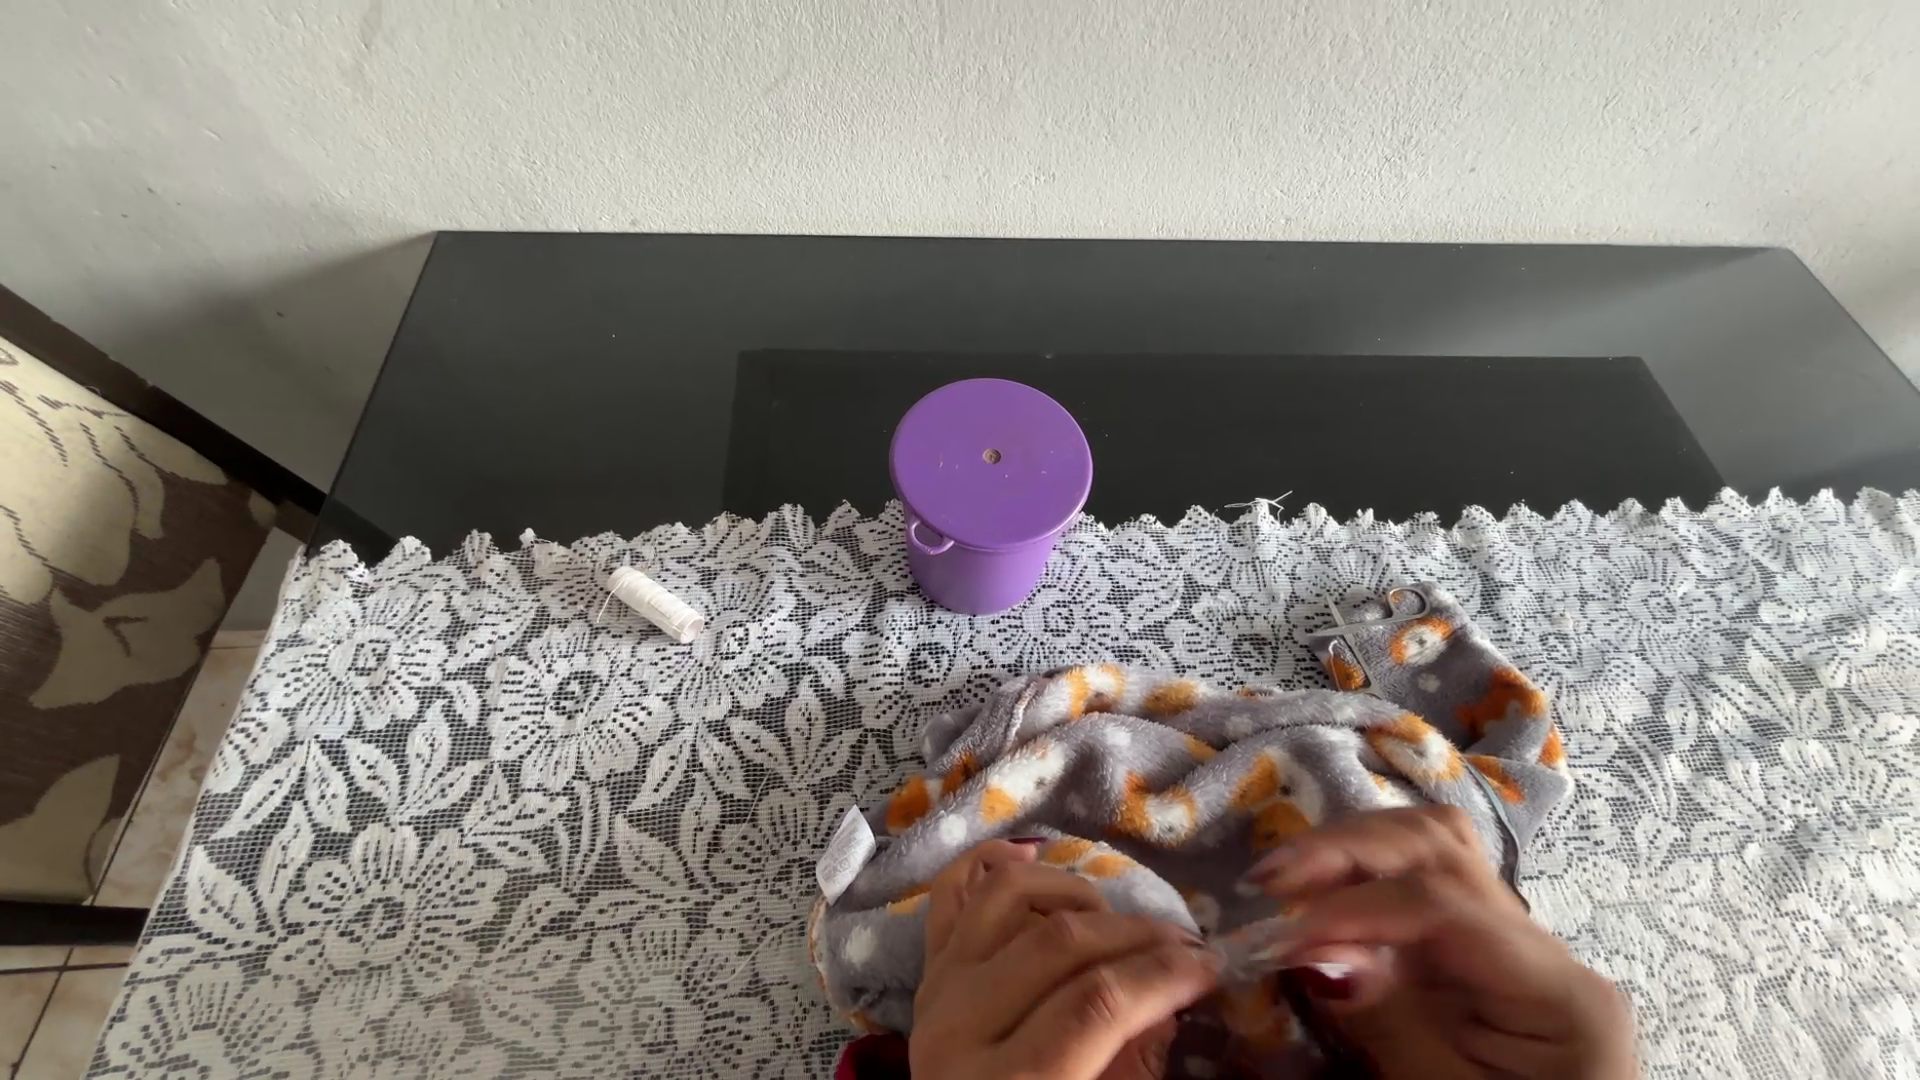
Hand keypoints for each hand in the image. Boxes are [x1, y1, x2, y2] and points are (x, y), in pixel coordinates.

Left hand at [911, 839, 1219, 1079]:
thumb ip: (1135, 1060)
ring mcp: (935, 989)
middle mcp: (957, 1026)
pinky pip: (950, 893)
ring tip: (1113, 917)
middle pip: (1056, 944)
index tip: (1210, 963)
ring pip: (1005, 897)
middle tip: (1183, 940)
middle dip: (1132, 934)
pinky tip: (1028, 853)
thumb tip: (1170, 988)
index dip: (1160, 974)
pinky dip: (988, 863)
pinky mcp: (928, 970)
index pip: (1093, 1005)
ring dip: (1070, 891)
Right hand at [1246, 807, 1636, 1079]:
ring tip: (1284, 874)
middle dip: (1339, 849)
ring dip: (1345, 843)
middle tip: (1265, 878)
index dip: (1351, 908)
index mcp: (1555, 987)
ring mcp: (1502, 926)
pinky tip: (1316, 880)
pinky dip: (1359, 860)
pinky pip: (1413, 866)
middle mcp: (1535, 936)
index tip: (1283, 934)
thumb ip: (1388, 1022)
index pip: (1439, 903)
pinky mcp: (1467, 932)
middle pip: (1432, 843)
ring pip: (1423, 836)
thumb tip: (1311, 952)